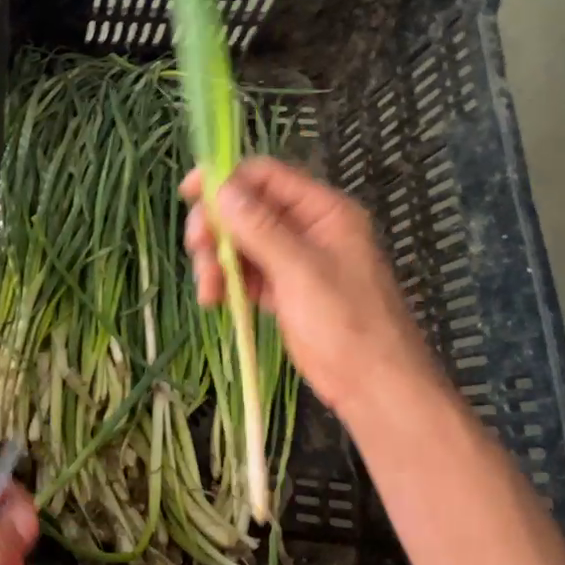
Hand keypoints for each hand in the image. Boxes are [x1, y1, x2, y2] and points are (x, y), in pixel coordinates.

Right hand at [181, 157, 443, 417]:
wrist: (375, 387)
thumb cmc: (348, 324)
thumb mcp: (301, 271)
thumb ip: (259, 228)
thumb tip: (221, 189)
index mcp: (323, 212)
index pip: (265, 176)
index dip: (225, 180)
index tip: (189, 194)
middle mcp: (307, 228)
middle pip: (245, 208)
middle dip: (216, 227)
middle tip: (196, 249)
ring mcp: (293, 258)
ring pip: (239, 241)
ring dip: (215, 259)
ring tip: (208, 288)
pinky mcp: (282, 287)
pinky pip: (244, 270)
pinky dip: (225, 280)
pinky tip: (213, 299)